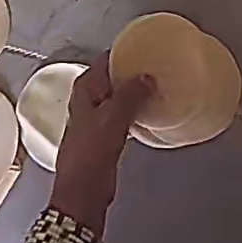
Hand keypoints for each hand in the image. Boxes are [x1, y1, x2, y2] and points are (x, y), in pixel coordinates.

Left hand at [50, 56, 152, 233]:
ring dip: (136, 91)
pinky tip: (149, 109)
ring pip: (119, 94)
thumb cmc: (90, 155)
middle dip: (134, 72)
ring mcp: (96, 115)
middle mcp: (88, 98)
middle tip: (157, 67)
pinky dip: (135, 107)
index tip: (147, 50)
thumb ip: (131, 93)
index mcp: (84, 88)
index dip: (126, 53)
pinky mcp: (105, 132)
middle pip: (114, 76)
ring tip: (157, 86)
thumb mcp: (113, 117)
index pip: (107, 59)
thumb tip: (146, 77)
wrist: (84, 192)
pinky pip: (124, 111)